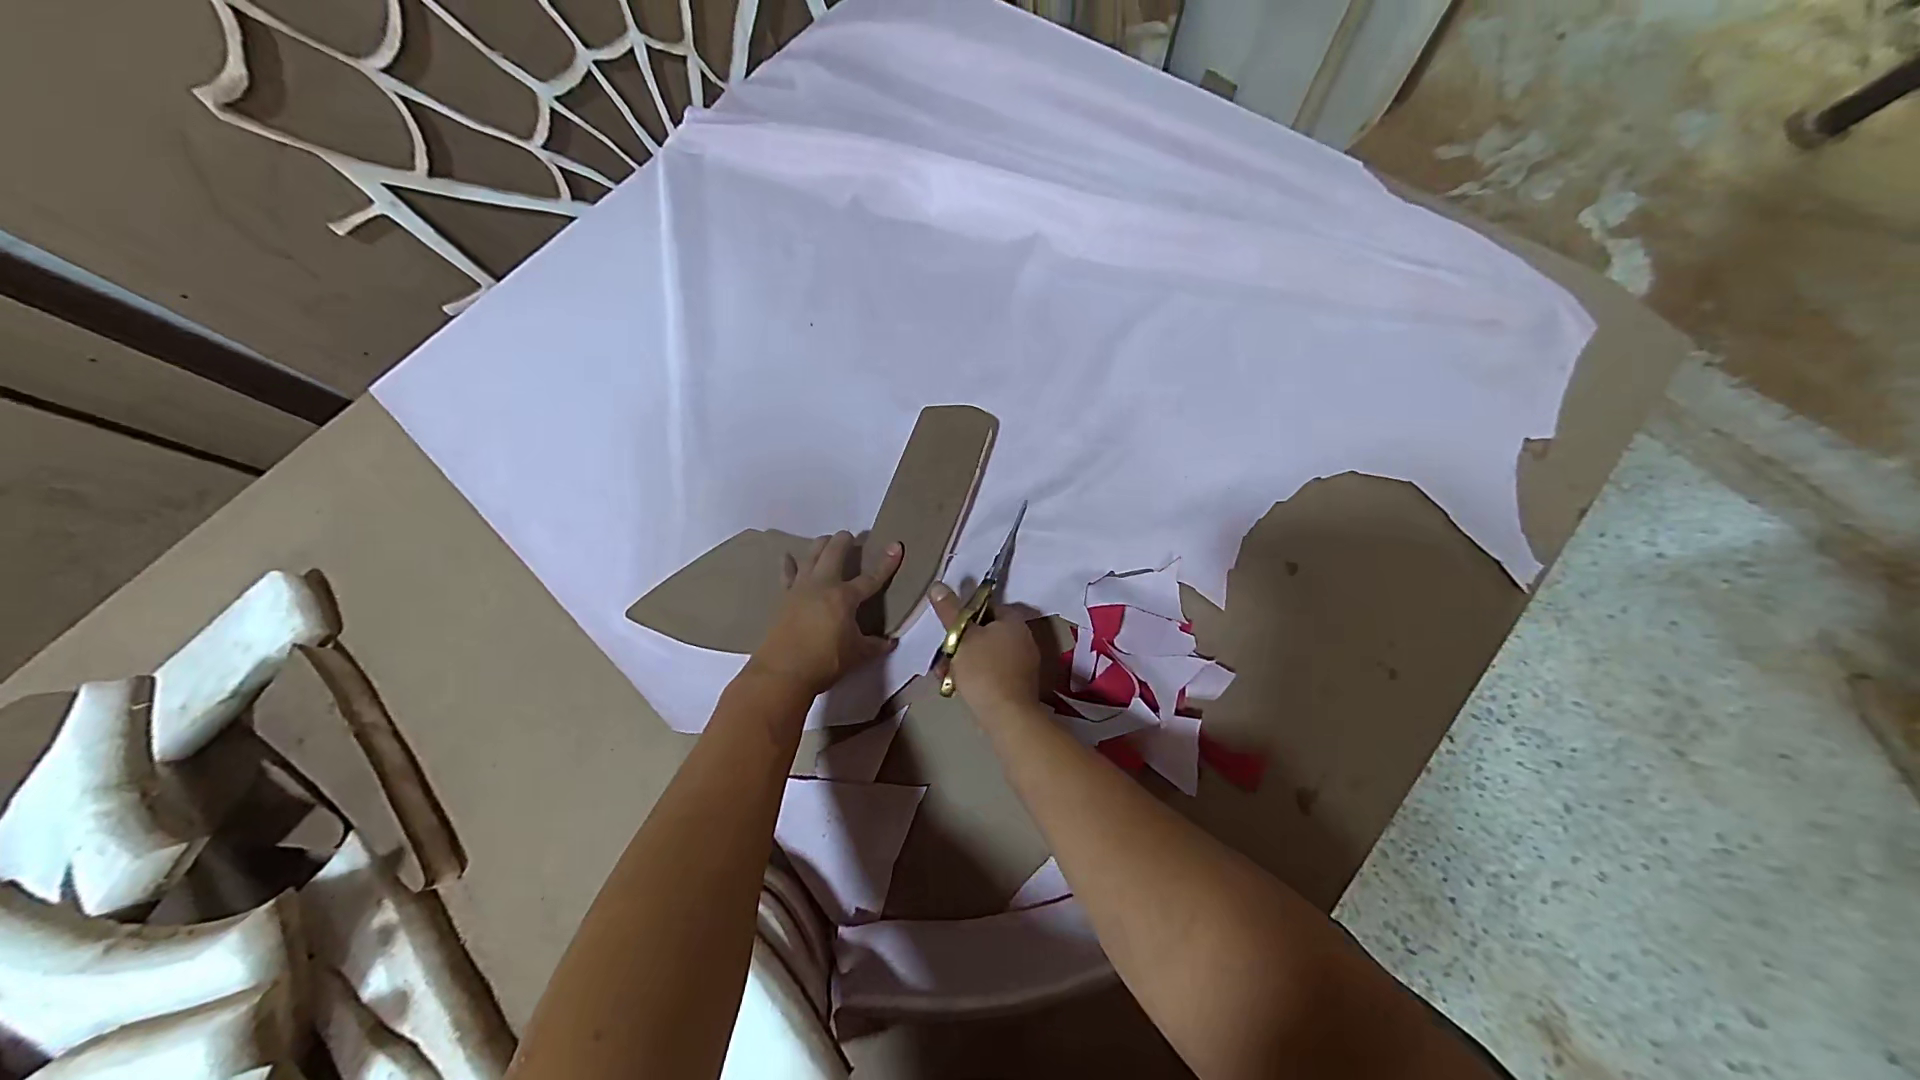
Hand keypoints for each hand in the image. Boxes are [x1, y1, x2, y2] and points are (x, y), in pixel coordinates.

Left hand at [746, 531, 902, 696]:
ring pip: (811, 556)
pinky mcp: (784, 598)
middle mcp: (823, 585)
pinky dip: (789, 564)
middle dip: (844, 541)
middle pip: (834, 553)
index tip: (896, 546)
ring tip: (826, 540)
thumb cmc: (826, 662)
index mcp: (845, 597)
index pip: (871, 578)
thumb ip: (875, 645)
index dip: (886, 563)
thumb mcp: (857, 655)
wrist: (783, 671)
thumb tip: (890, 642)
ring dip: (820, 545)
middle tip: (849, 536)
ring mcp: (800, 589)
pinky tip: (788, 556)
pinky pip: (787, 574)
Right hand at [927, 582, 1040, 709]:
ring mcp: (1024, 663)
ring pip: (987, 655)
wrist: (1007, 716)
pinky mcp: (1019, 685)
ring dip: (964, 661)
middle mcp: (1024, 639)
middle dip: (961, 643)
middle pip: (986, 632)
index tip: (950, 628)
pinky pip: (993, 673)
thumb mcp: (961, 636)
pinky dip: (976, 676)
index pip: (988, 607)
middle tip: (943, 656)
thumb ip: (949, 610)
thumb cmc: (983, 670)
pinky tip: (959, 687)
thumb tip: (938, 585)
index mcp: (1014, 622)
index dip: (966, 614)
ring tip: (945, 675)